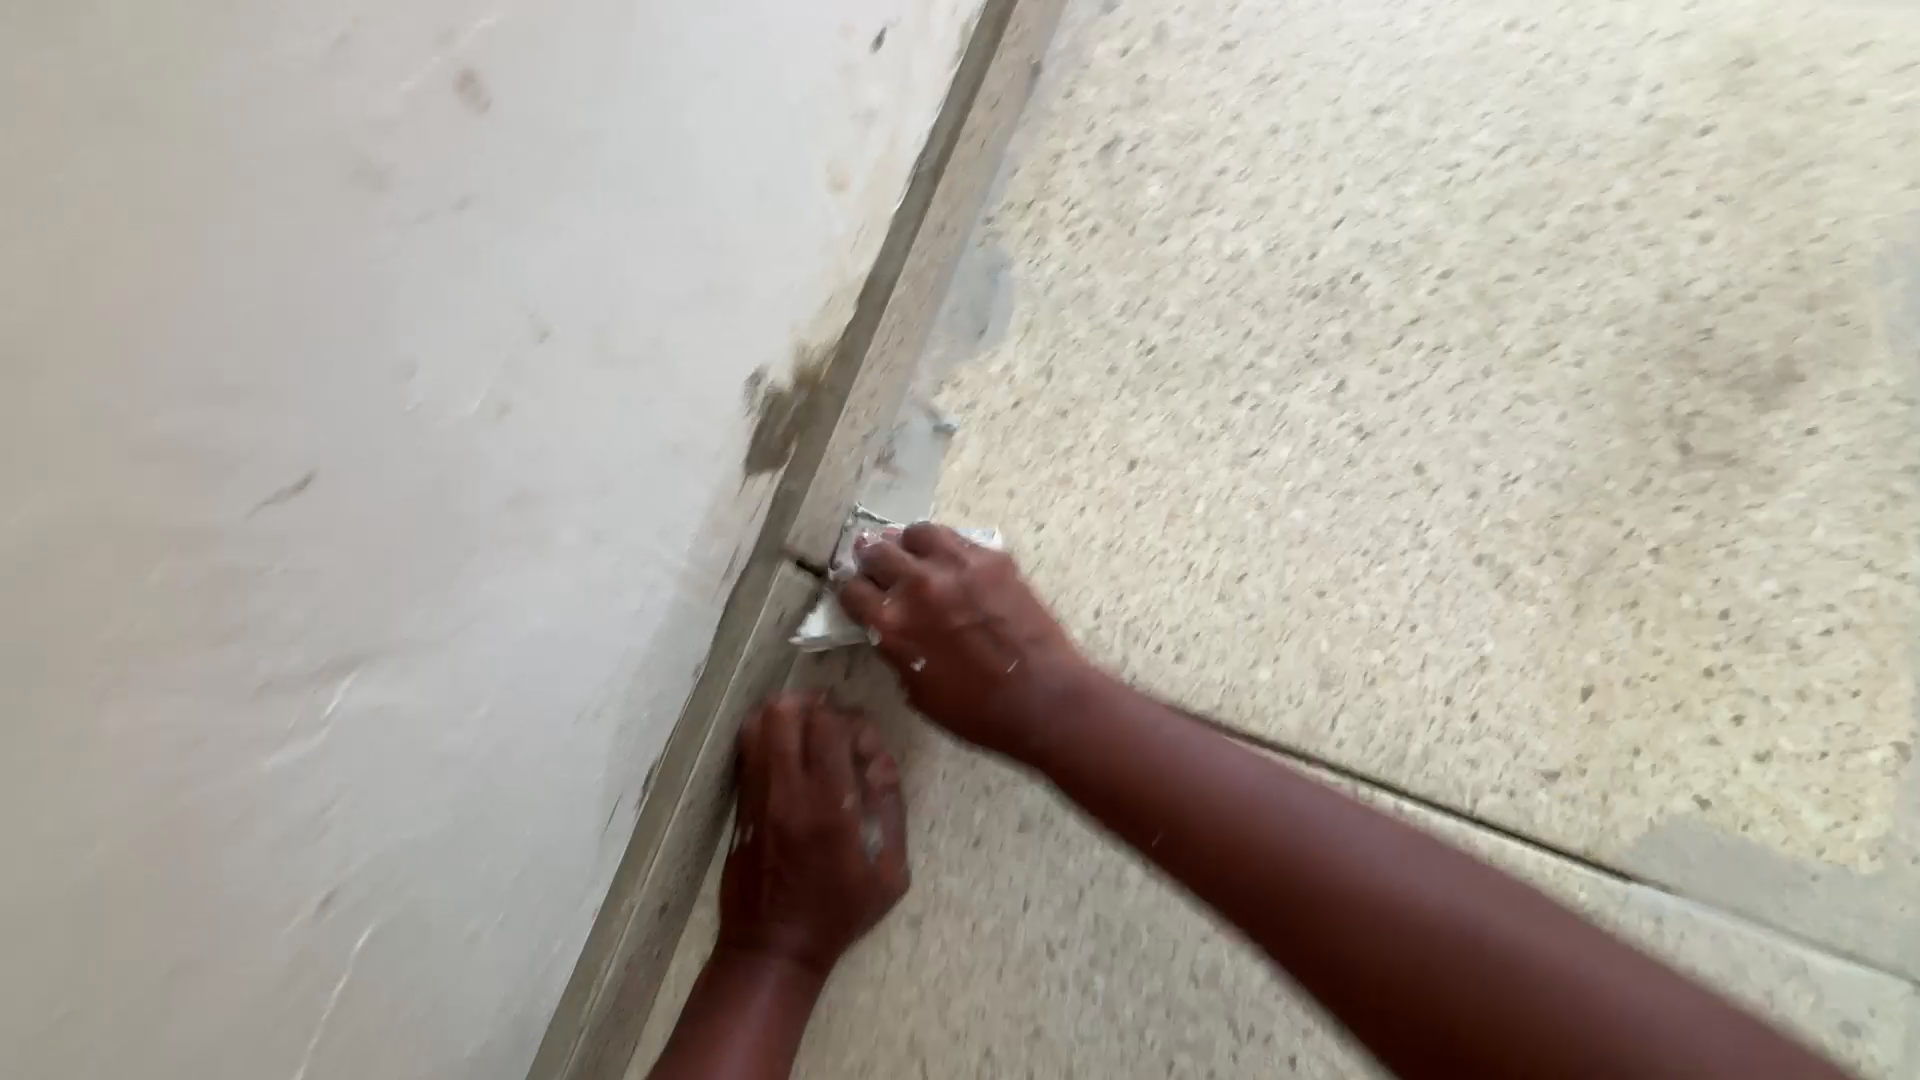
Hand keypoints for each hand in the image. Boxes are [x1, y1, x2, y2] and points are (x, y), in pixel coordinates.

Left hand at [716, 694, 908, 975]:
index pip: (829, 726)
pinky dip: (765, 734)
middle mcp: (787, 792)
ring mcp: (757, 796)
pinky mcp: (739, 805)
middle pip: (785, 713)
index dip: (850, 719)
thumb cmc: (839, 912)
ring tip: (805, 727)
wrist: (773, 948)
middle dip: (813, 705)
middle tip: (831, 720)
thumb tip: (880, 758)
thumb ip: (892, 809)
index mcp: (830, 806)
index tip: (862, 739)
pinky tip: (785, 749)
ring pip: (757, 724)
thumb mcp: (889, 873)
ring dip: (785, 715)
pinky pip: (746, 750)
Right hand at [835, 523, 1100, 764]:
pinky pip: (958, 539)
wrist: (1043, 697)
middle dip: (872, 558)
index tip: (858, 591)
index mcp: (893, 625)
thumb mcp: (917, 691)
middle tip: (877, 564)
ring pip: (917, 532)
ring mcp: (957, 566)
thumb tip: (891, 629)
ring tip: (915, 555)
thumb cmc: (977, 710)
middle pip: (877, 551)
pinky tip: (953, 562)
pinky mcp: (992, 558)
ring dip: (910, 543)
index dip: (851, 590)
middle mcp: (918, 586)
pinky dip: (947, 547)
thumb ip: (896, 650)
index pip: (852, 590)